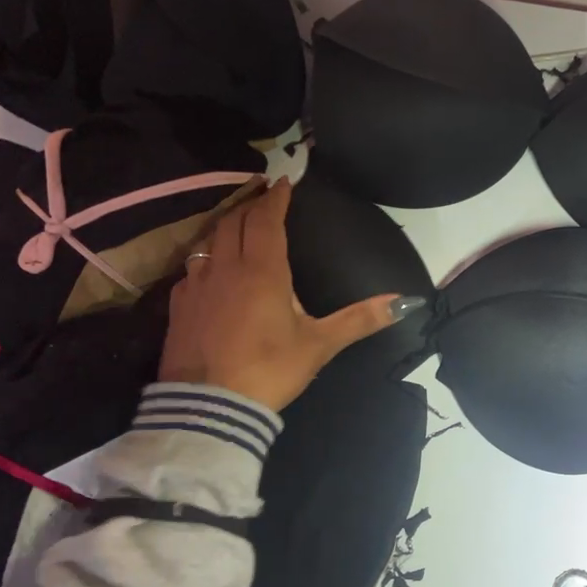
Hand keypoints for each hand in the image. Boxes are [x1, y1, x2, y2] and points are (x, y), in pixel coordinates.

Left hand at [159, 179, 418, 411]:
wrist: (209, 406)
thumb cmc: (271, 369)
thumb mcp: (321, 344)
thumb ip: (362, 319)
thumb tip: (407, 301)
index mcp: (263, 271)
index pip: (267, 220)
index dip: (276, 198)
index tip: (285, 180)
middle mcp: (226, 268)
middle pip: (234, 222)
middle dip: (251, 205)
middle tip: (265, 196)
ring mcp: (196, 286)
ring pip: (208, 240)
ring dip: (225, 225)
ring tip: (239, 221)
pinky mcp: (179, 307)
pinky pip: (192, 267)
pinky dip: (206, 255)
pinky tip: (211, 267)